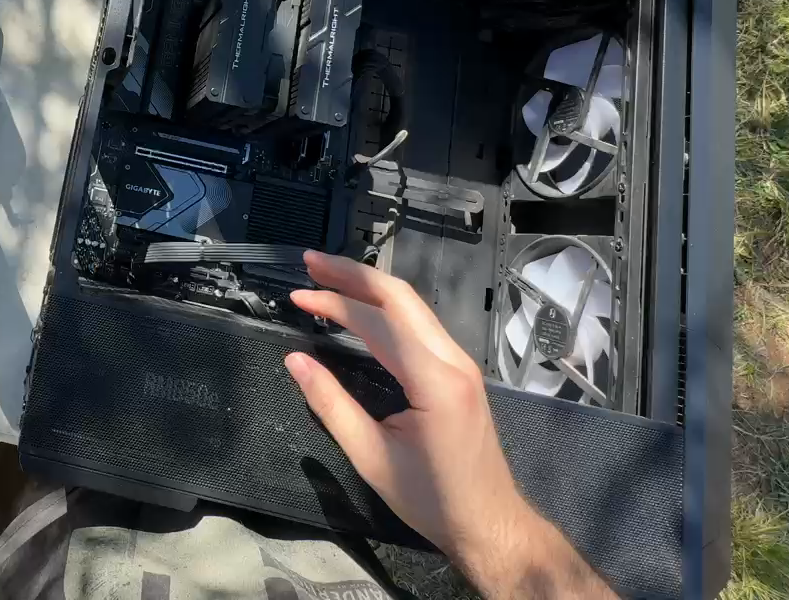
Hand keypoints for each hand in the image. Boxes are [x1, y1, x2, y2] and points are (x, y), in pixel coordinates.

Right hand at [284, 251, 613, 598]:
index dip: (333, 303)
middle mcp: (453, 360)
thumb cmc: (432, 498)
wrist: (493, 527)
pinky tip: (359, 302)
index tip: (297, 298)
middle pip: (399, 296)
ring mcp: (460, 361)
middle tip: (309, 261)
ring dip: (366, 283)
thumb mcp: (370, 457)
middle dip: (351, 273)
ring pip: (411, 302)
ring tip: (326, 273)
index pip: (377, 323)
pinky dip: (382, 302)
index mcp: (434, 381)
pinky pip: (418, 318)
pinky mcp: (458, 367)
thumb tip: (294, 359)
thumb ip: (330, 403)